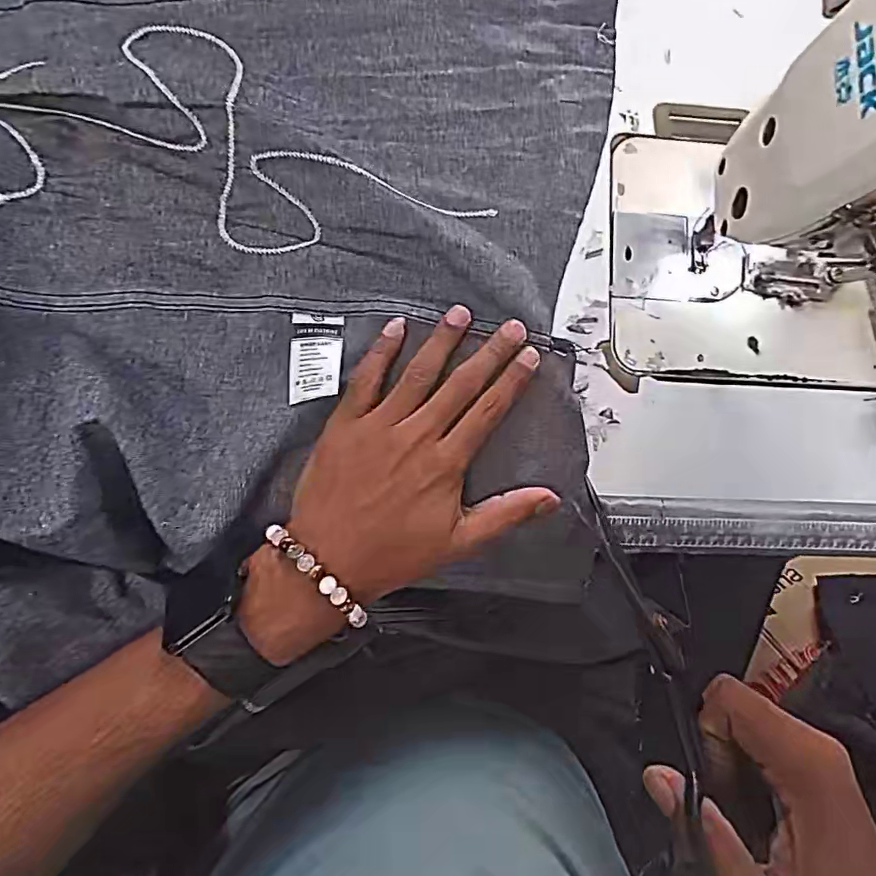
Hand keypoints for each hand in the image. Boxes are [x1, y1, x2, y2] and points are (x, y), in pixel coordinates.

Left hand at [238, 305, 558, 662]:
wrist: (327, 561)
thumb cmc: (390, 554)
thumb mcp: (457, 542)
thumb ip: (505, 514)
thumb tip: (547, 499)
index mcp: (444, 464)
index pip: (488, 410)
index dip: (512, 380)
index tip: (527, 357)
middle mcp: (416, 437)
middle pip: (461, 385)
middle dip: (490, 352)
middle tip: (509, 328)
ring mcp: (379, 427)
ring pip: (418, 374)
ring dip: (442, 341)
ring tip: (460, 315)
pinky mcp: (347, 425)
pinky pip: (366, 379)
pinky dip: (381, 351)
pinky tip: (395, 328)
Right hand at [643, 676, 875, 875]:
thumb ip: (703, 831)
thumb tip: (659, 777)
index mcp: (811, 766)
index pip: (732, 696)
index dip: (706, 732)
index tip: (709, 780)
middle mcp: (824, 752)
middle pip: (739, 704)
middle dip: (715, 745)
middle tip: (724, 804)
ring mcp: (828, 761)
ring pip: (750, 720)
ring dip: (728, 756)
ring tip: (742, 814)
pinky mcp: (826, 774)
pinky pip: (766, 740)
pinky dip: (745, 762)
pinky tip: (755, 810)